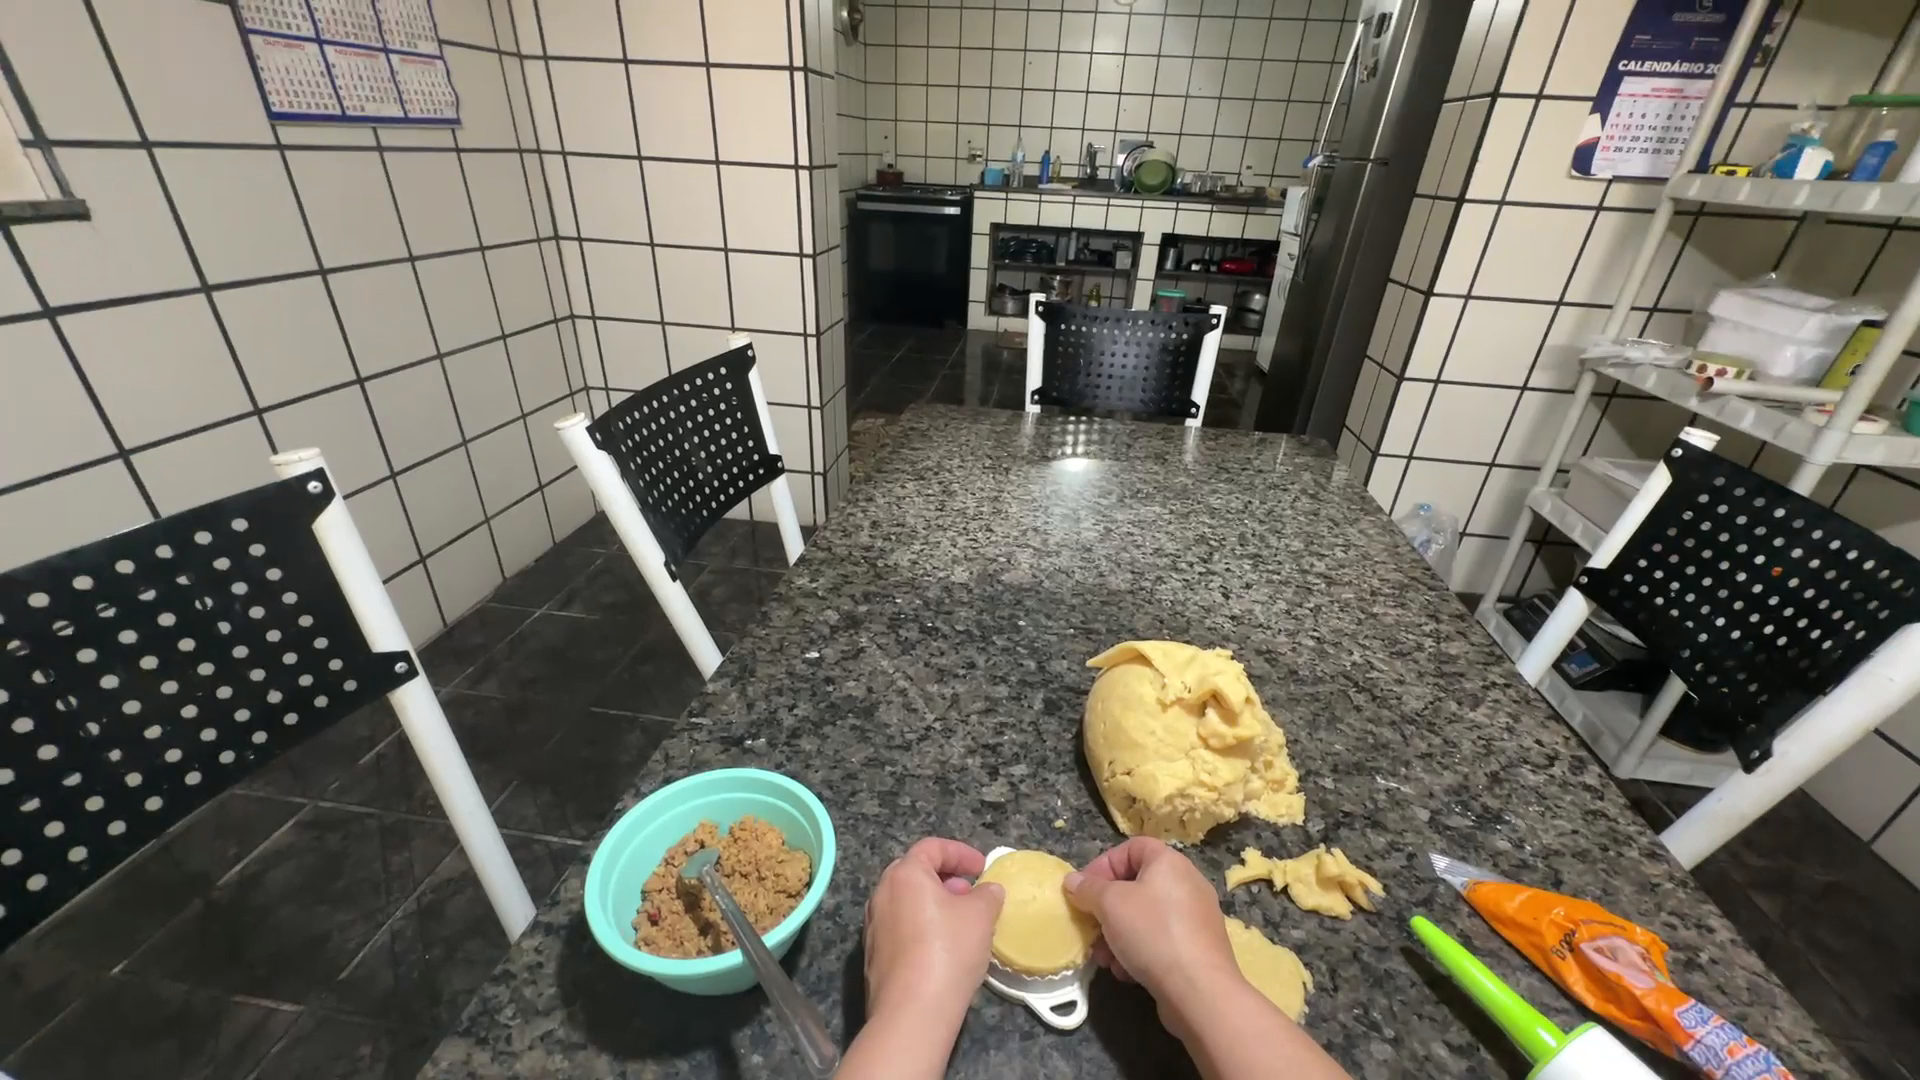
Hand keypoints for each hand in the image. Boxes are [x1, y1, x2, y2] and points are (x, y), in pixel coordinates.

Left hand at [862, 838, 1004, 1029]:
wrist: (912, 1013)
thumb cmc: (948, 951)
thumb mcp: (980, 916)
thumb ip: (987, 895)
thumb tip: (989, 890)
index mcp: (905, 874)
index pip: (932, 847)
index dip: (960, 852)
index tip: (982, 867)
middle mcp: (882, 893)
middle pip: (915, 871)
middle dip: (945, 877)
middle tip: (969, 892)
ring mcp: (874, 926)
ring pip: (906, 901)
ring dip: (933, 903)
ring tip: (960, 921)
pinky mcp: (873, 955)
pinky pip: (900, 927)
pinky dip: (922, 926)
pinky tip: (942, 948)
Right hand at [1066, 837, 1240, 1036]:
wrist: (1200, 992)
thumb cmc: (1152, 933)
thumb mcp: (1110, 904)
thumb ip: (1088, 889)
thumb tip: (1072, 881)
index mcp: (1169, 862)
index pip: (1130, 848)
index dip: (1103, 864)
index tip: (1084, 889)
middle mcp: (1186, 883)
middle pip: (1136, 885)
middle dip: (1106, 908)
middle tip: (1090, 927)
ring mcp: (1195, 918)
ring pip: (1145, 916)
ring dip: (1118, 934)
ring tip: (1104, 957)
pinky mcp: (1198, 949)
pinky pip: (1161, 940)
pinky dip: (1139, 951)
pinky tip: (1125, 972)